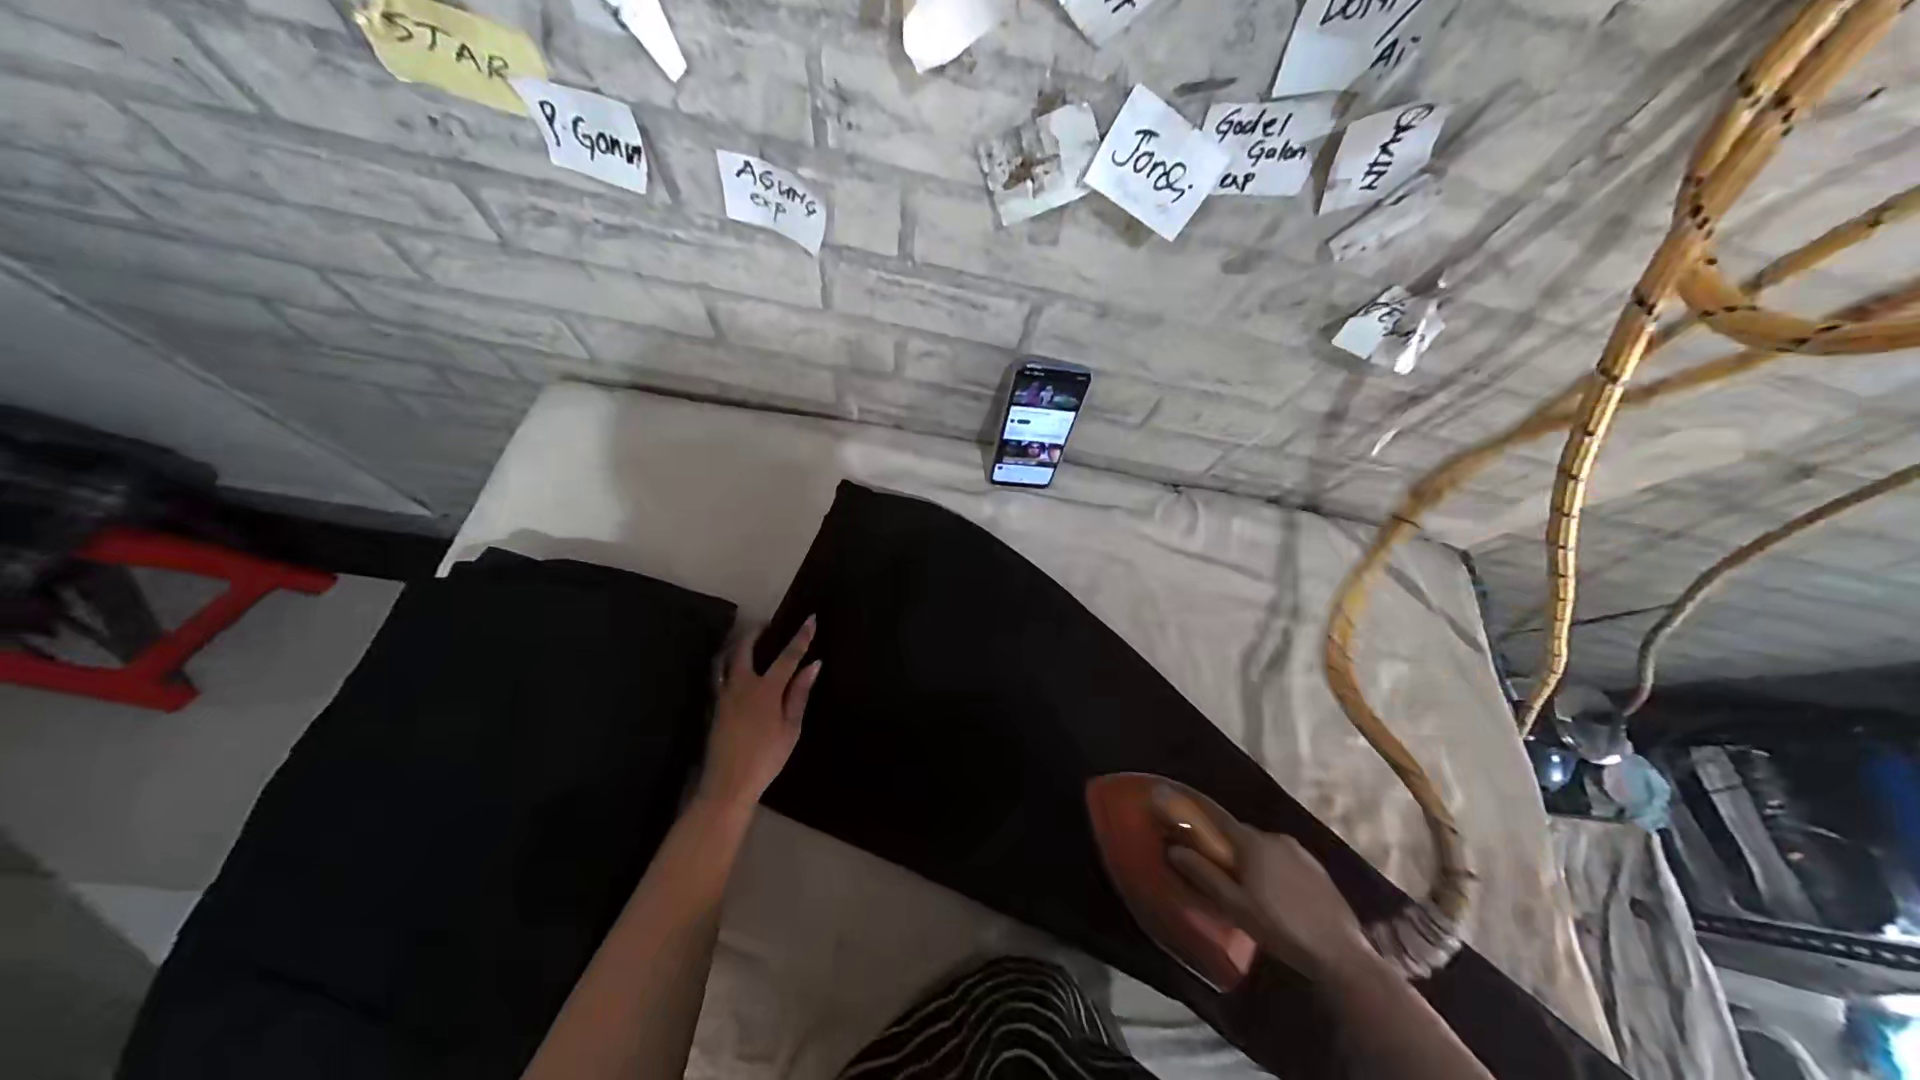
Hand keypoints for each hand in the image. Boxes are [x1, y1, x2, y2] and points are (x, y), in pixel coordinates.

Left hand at [697, 617, 819, 809]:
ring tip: (747, 640)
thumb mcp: (791, 728)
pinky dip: (724, 663)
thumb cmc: (767, 757)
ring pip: (725, 659)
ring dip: (737, 644)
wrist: (728, 783)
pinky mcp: (714, 706)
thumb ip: (799, 694)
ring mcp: (724, 694)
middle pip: (745, 648)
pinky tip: (730, 667)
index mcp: (766, 689)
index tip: (811, 619)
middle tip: (769, 625)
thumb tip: (813, 665)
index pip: (787, 656)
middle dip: (757, 632)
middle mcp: (742, 684)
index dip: (801, 637)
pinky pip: (717, 675)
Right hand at [1167, 827, 1375, 981]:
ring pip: (1265, 848)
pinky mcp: (1318, 868)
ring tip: (1250, 889)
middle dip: (1229, 848)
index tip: (1180, 811)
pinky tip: (1278, 895)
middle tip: (1221, 873)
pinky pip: (1285, 859)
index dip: (1199, 817)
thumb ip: (1204, 875)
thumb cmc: (1280, 928)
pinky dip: (1275, 869)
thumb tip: (1173, 849)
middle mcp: (1276, 838)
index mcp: (1253, 843)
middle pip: (1242, 835)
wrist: (1340, 953)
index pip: (1219, 820)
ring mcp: (1301, 852)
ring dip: (1254, 860)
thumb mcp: (1235, 906)